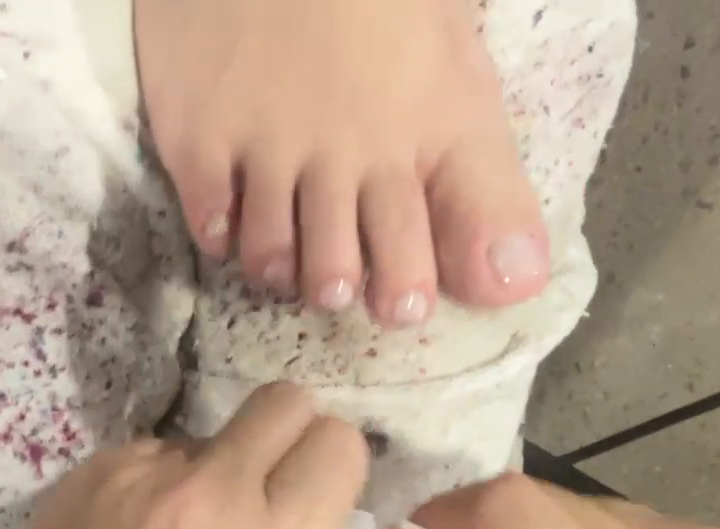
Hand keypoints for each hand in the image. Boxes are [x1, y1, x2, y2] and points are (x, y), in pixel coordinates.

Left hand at [0, 384, 366, 528]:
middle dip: (286, 431)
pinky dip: (158, 479)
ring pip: (213, 430)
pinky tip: (130, 527)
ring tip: (177, 525)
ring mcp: (149, 472)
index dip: (330, 461)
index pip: (338, 446)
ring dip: (213, 465)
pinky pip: (157, 451)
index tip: (310, 487)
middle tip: (262, 479)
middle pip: (286, 401)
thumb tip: (296, 510)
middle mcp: (215, 500)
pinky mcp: (99, 461)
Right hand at [134, 0, 546, 324]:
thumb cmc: (376, 6)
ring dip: (279, 270)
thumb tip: (518, 286)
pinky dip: (220, 234)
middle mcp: (346, 152)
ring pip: (271, 258)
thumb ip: (482, 188)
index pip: (430, 239)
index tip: (401, 308)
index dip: (413, 286)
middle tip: (339, 287)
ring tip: (282, 258)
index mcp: (423, 127)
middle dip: (343, 289)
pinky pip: (210, 222)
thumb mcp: (455, 80)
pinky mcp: (201, 144)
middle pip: (342, 265)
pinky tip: (227, 217)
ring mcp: (268, 148)